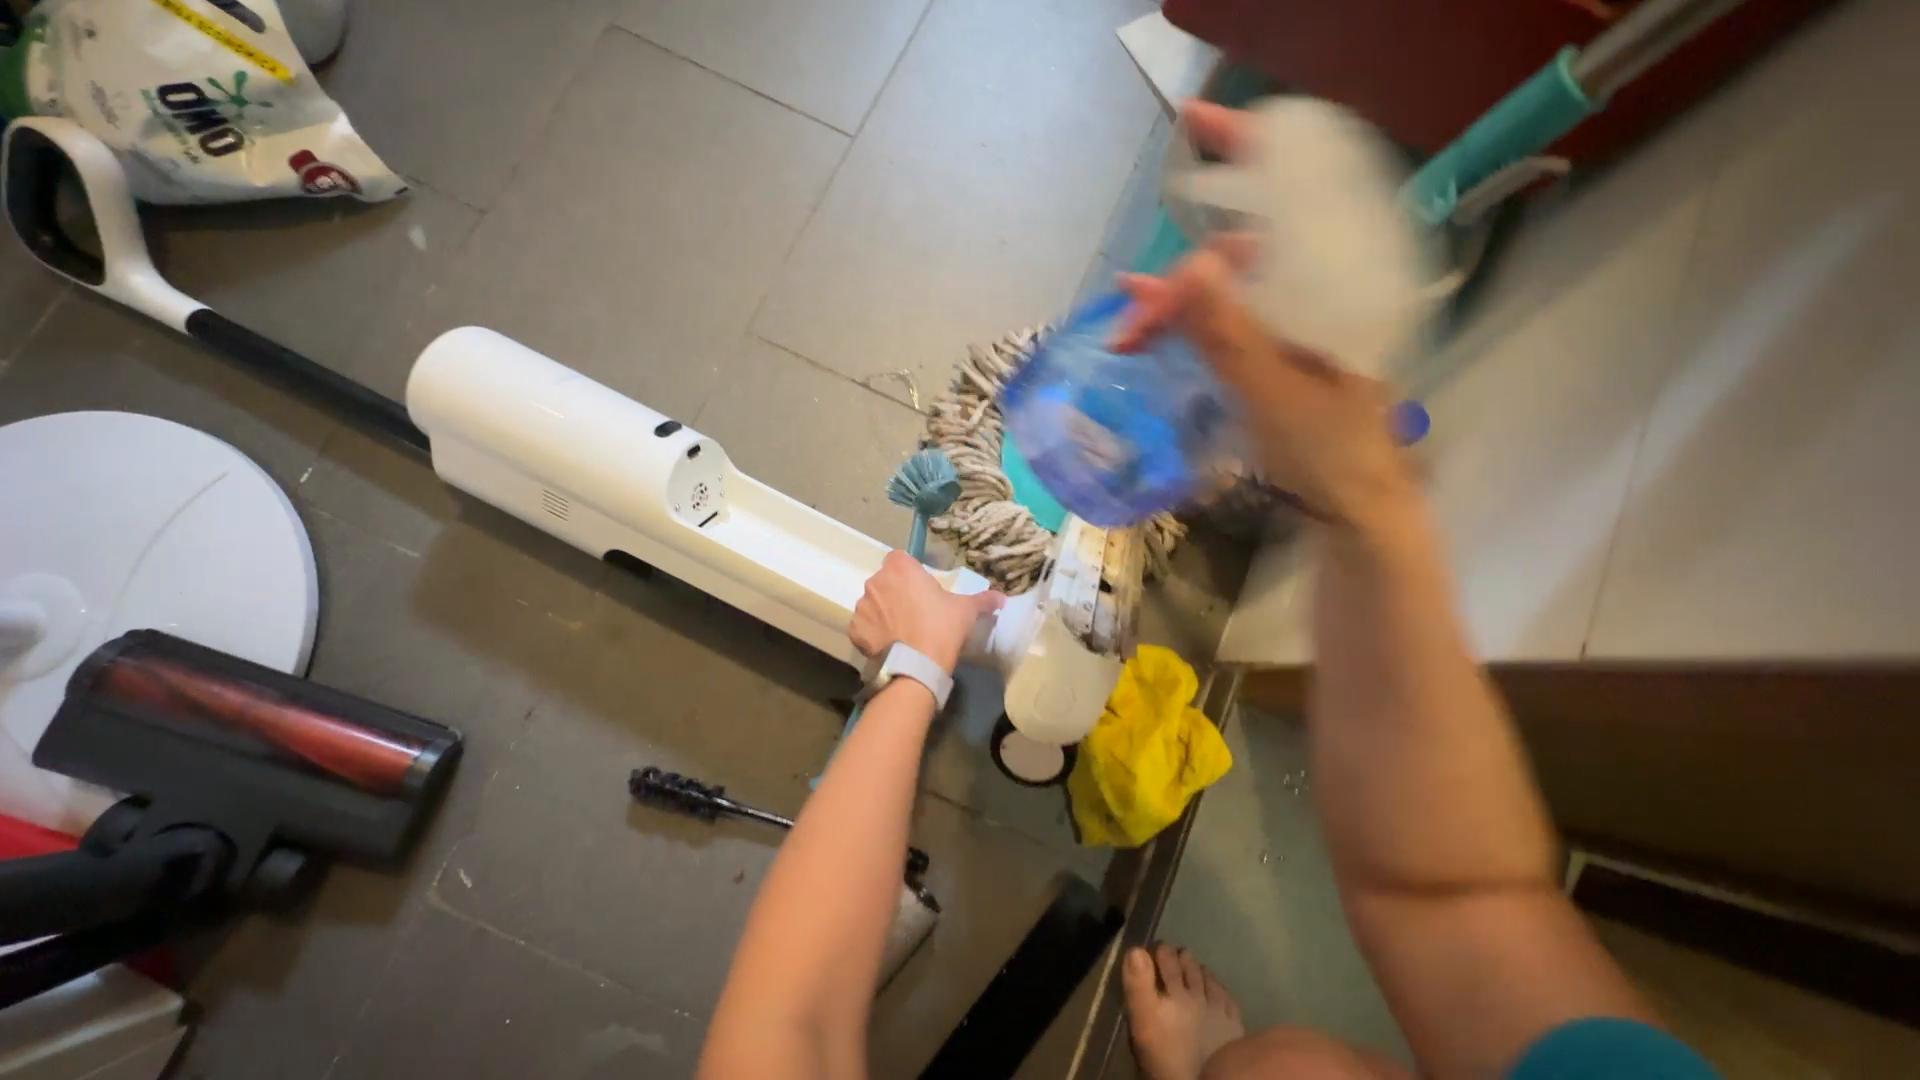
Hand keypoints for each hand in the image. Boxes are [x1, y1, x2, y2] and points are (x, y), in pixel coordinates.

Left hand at [849, 551, 1004, 672]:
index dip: (909, 573)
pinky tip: (889, 644)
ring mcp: (862, 606)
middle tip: (915, 612)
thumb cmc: (942, 627)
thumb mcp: (967, 610)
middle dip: (896, 592)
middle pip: (885, 581)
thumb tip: (1002, 598)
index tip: (921, 589)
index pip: (900, 559)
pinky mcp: (854, 629)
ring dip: (883, 612)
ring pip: (873, 604)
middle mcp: (876, 581)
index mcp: (900, 568)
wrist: (917, 665)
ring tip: (901, 631)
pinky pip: (864, 626)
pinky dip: (873, 633)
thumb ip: (983, 599)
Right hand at [1112, 103, 1416, 533]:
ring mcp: (1296, 322)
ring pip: (1228, 290)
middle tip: (1132, 309)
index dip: (1248, 154)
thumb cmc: (1328, 453)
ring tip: (1127, 326)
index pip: (1293, 199)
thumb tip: (1191, 266)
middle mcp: (1319, 291)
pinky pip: (1227, 320)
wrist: (1354, 510)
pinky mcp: (1277, 350)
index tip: (1197, 123)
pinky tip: (1146, 328)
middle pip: (1243, 251)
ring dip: (1174, 304)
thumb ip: (1232, 334)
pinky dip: (1187, 322)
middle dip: (1181, 275)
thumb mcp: (1274, 395)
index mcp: (1337, 286)